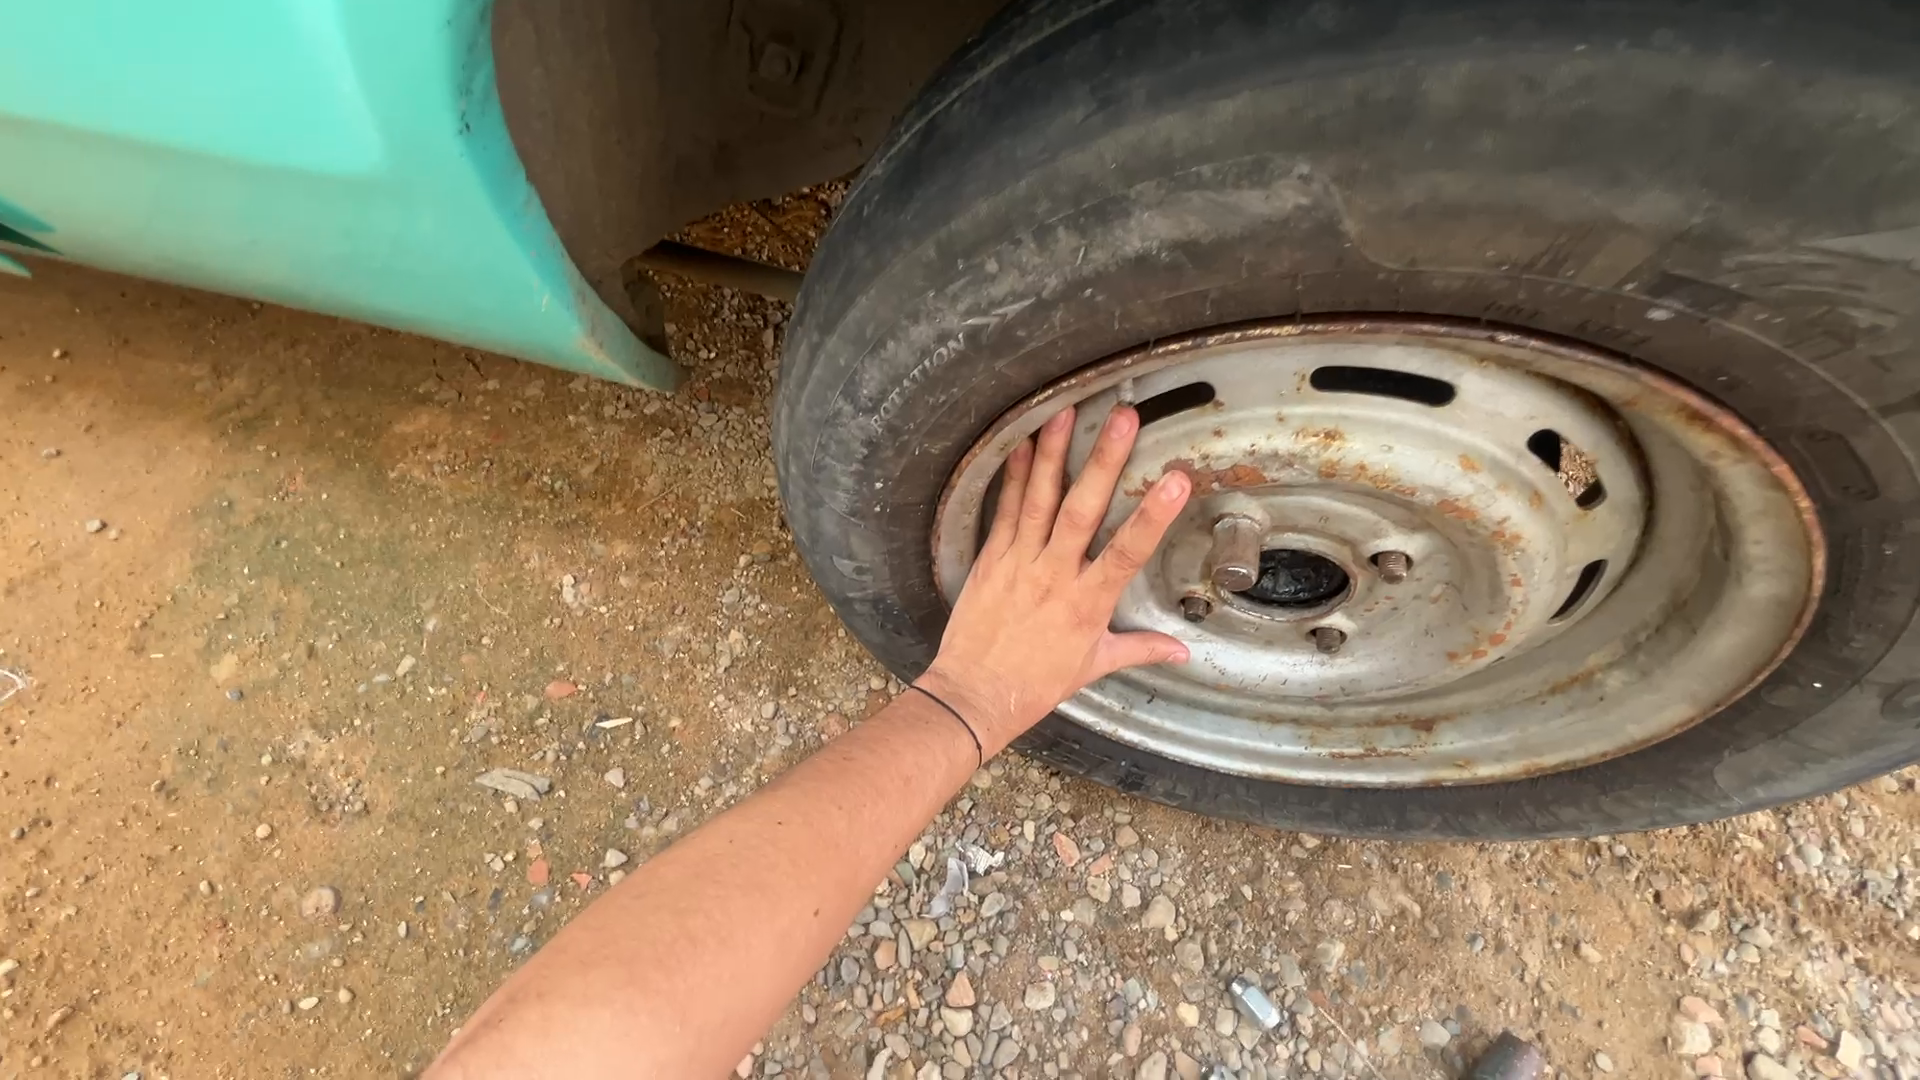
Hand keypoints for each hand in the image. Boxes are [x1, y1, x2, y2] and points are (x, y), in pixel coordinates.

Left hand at [918, 404, 1191, 755]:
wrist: (974, 695)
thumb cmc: (1034, 684)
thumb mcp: (1093, 667)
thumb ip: (1139, 649)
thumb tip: (1180, 650)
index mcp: (1087, 604)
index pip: (1128, 552)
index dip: (1154, 514)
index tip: (1177, 479)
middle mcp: (1054, 576)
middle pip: (1083, 510)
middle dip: (1105, 461)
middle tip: (1123, 417)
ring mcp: (1019, 563)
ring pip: (1039, 501)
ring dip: (1053, 454)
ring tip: (1064, 413)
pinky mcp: (990, 560)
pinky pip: (1003, 512)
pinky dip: (1012, 478)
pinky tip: (1020, 445)